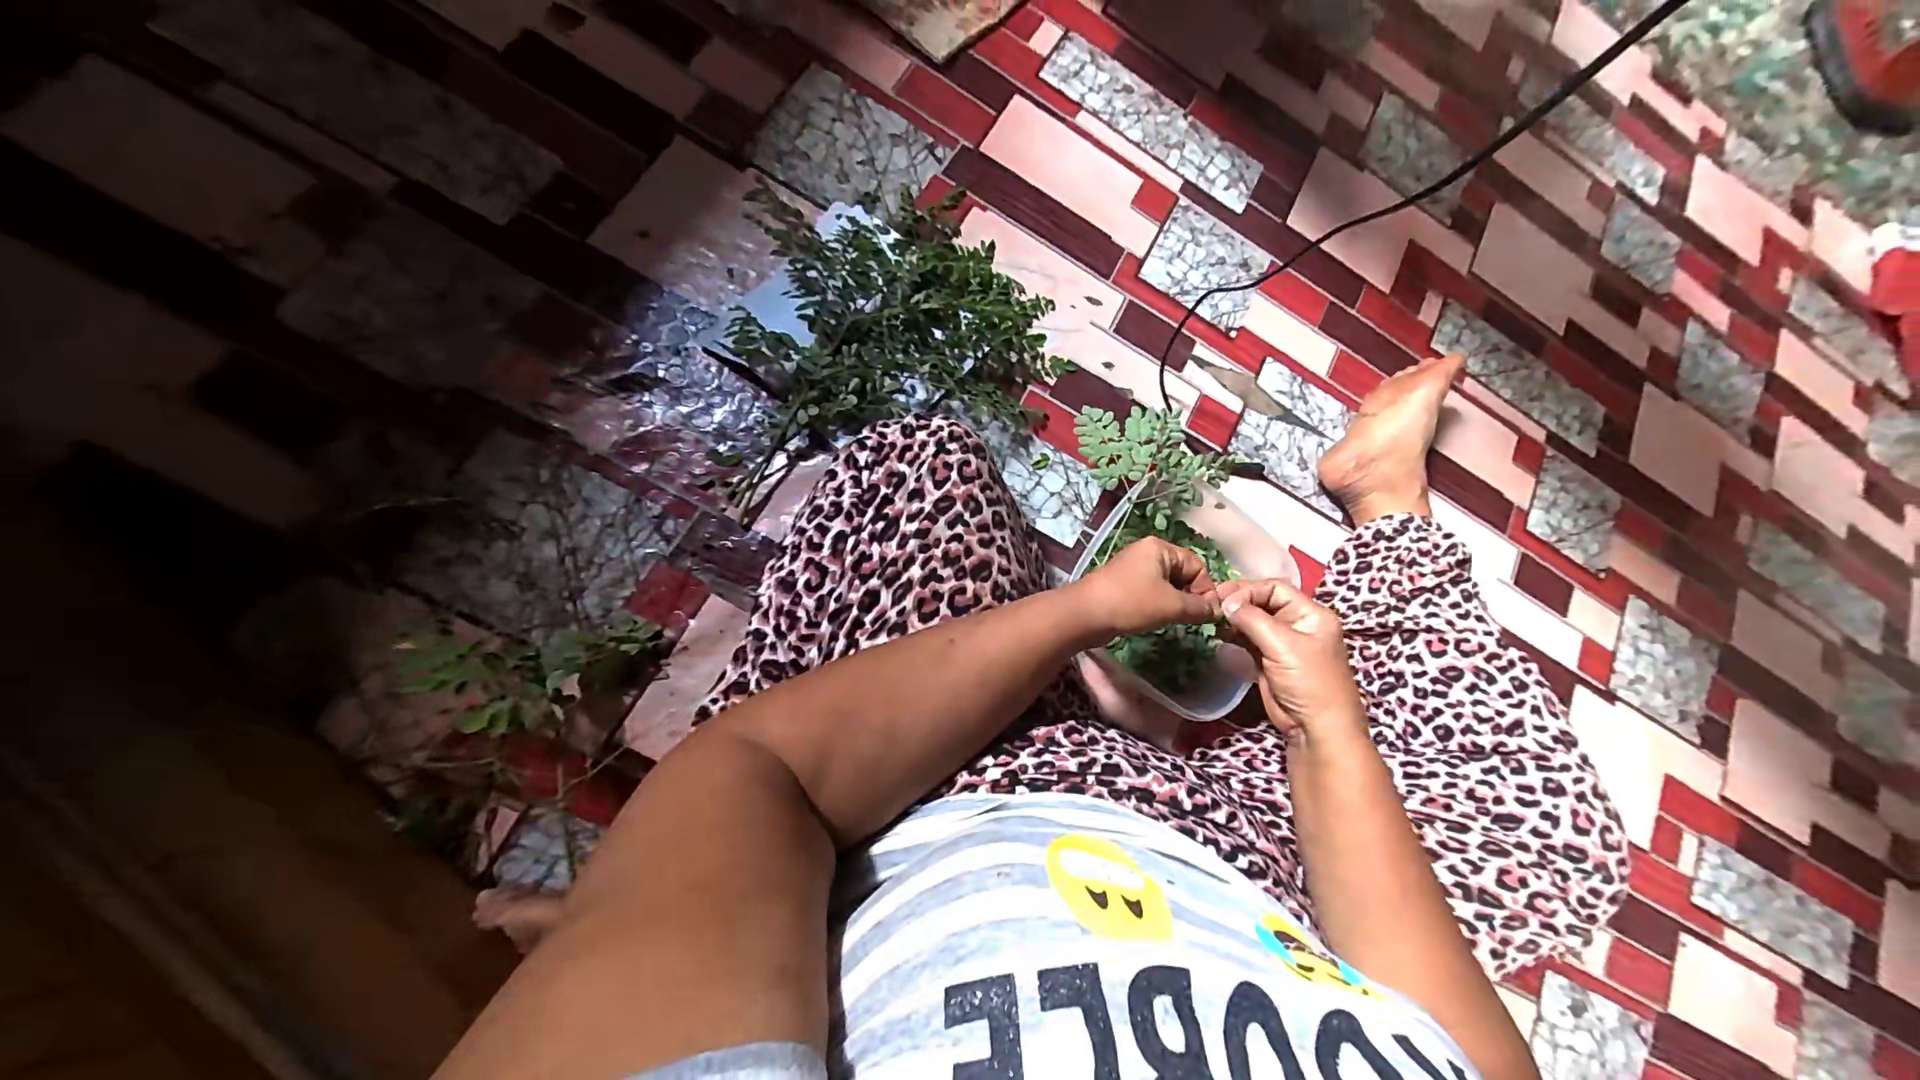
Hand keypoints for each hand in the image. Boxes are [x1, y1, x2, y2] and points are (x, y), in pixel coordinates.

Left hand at [1070, 537, 1221, 639]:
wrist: (1085, 615)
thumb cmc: (1131, 603)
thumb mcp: (1172, 605)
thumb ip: (1199, 607)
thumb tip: (1217, 611)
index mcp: (1160, 548)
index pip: (1197, 565)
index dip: (1206, 589)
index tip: (1207, 613)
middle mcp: (1147, 553)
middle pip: (1183, 574)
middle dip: (1191, 596)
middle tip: (1192, 619)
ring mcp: (1133, 569)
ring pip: (1167, 585)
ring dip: (1175, 603)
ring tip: (1175, 620)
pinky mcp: (1123, 585)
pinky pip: (1151, 593)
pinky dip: (1159, 605)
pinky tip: (1157, 619)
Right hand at [1218, 579, 1366, 740]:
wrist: (1316, 729)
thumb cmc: (1309, 682)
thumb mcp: (1283, 645)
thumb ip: (1253, 619)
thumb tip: (1226, 602)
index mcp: (1311, 614)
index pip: (1275, 588)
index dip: (1248, 590)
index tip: (1223, 598)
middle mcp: (1297, 624)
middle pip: (1262, 602)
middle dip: (1238, 603)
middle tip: (1213, 607)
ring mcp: (1282, 643)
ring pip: (1252, 621)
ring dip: (1233, 620)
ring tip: (1214, 622)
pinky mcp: (1269, 660)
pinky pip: (1248, 640)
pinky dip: (1234, 636)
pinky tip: (1220, 636)